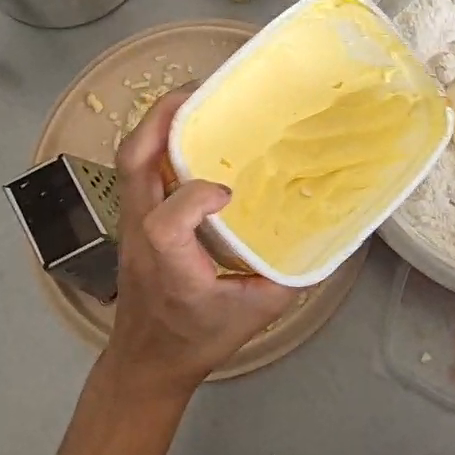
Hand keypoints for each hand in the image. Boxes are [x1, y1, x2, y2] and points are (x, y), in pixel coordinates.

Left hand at [104, 89, 296, 397]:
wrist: (146, 361)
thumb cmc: (195, 340)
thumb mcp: (251, 315)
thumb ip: (286, 279)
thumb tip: (324, 238)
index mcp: (167, 261)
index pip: (168, 221)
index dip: (196, 197)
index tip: (228, 194)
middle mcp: (141, 231)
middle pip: (133, 163)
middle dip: (163, 118)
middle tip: (201, 93)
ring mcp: (131, 221)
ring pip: (130, 158)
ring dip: (158, 123)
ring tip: (195, 101)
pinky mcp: (133, 217)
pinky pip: (138, 167)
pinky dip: (159, 141)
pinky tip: (190, 135)